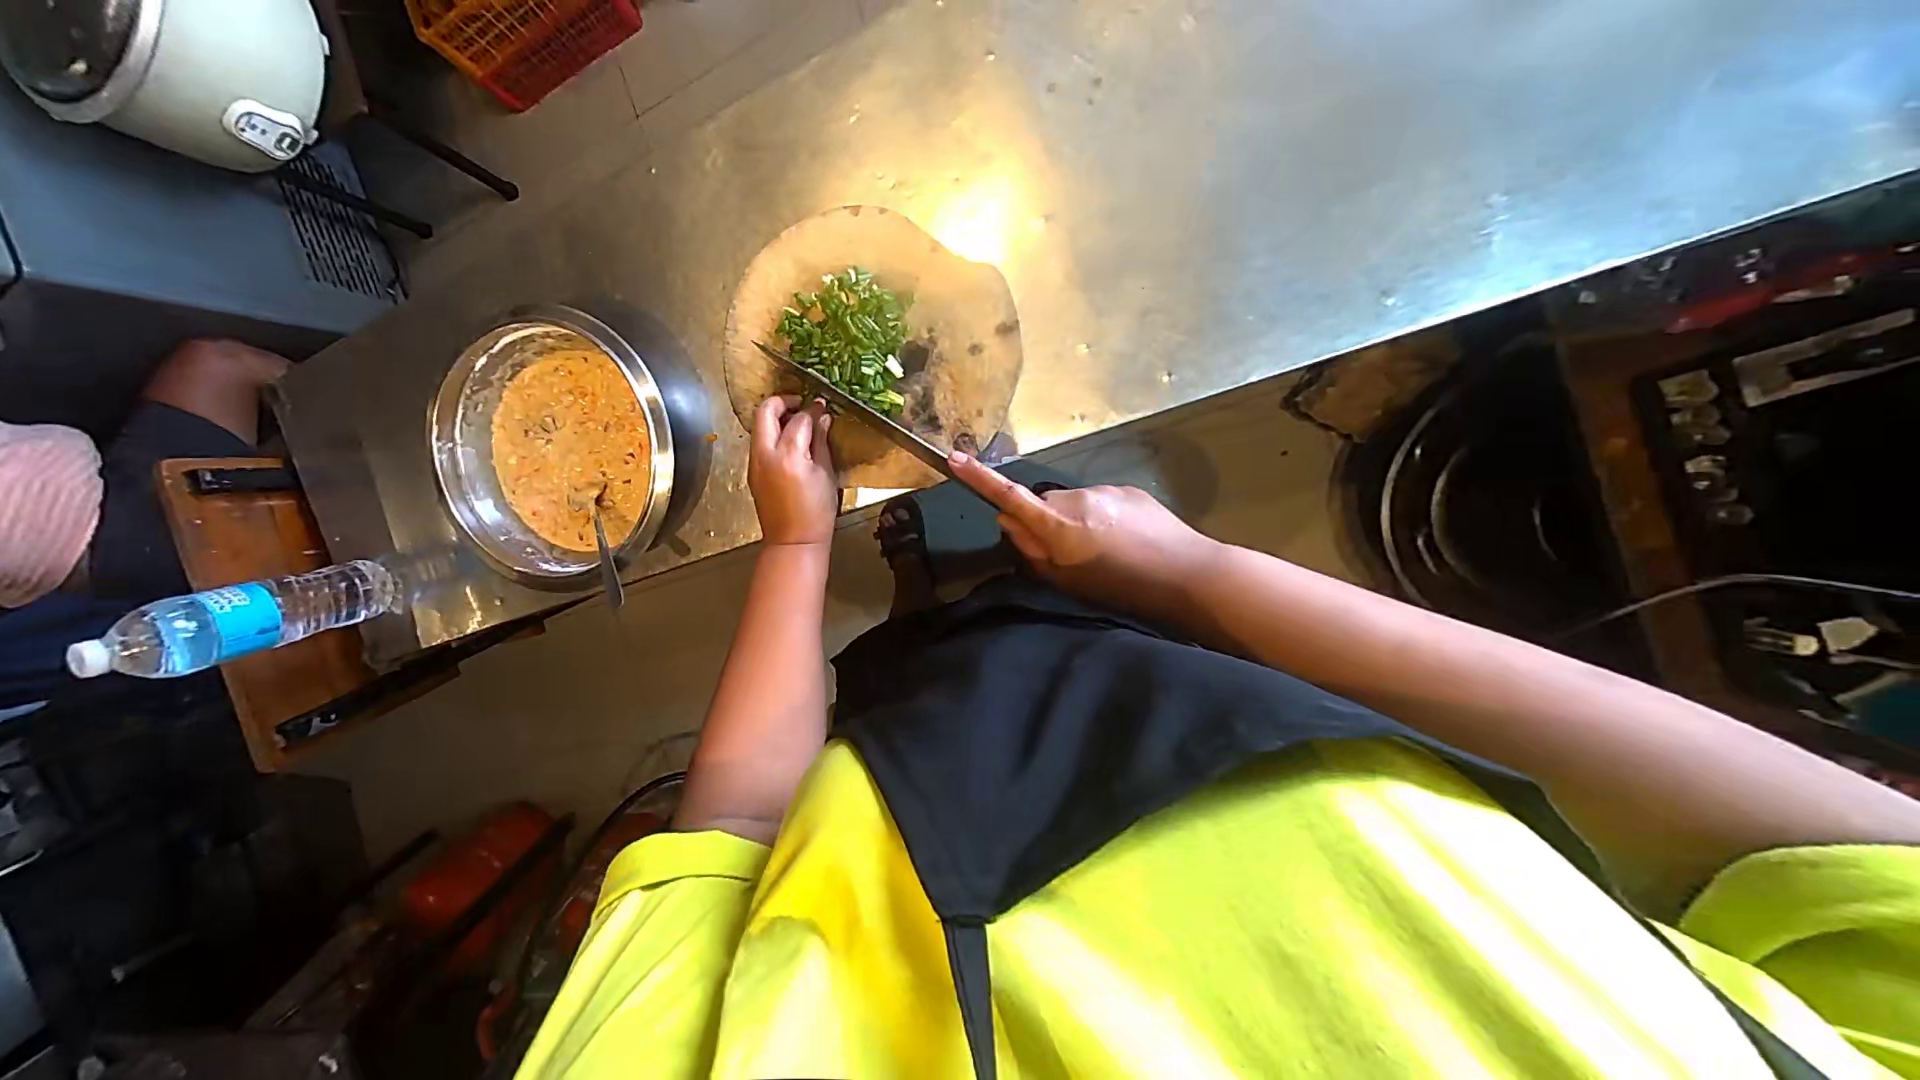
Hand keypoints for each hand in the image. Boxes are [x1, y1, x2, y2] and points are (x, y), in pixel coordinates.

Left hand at [750, 396, 837, 546]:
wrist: (794, 541)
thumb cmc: (817, 513)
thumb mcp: (826, 475)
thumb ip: (821, 442)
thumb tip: (822, 418)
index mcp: (789, 455)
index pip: (799, 419)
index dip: (813, 410)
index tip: (822, 407)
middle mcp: (766, 455)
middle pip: (766, 411)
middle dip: (784, 401)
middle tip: (801, 404)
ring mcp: (755, 463)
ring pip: (759, 425)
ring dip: (776, 417)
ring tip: (797, 424)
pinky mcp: (752, 471)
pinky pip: (760, 442)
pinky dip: (773, 434)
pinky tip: (790, 443)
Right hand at [948, 452, 1221, 622]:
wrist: (1186, 573)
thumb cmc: (1123, 587)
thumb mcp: (1069, 581)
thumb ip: (1033, 550)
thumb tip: (1009, 522)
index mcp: (1060, 525)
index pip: (1009, 497)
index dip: (979, 479)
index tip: (954, 457)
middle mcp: (1078, 498)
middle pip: (1044, 503)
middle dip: (1047, 520)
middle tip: (1067, 552)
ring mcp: (1105, 490)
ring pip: (1074, 502)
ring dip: (1077, 519)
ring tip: (1105, 549)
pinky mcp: (1128, 490)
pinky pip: (1100, 500)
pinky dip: (1101, 516)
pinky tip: (1125, 539)